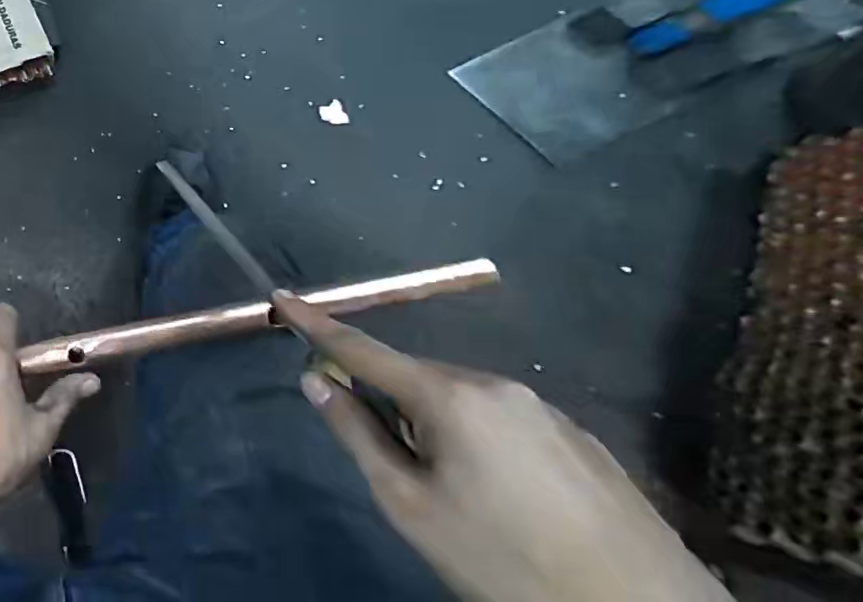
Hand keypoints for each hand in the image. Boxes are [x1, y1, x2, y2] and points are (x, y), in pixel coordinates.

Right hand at [272, 292, 729, 601]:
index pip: (363, 349)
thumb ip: (358, 434)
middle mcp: (495, 384)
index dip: (316, 324)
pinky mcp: (581, 438)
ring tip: (469, 500)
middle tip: (409, 475)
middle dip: (396, 408)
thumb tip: (316, 378)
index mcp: (449, 396)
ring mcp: (544, 408)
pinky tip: (514, 501)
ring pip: (463, 401)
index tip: (281, 298)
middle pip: (417, 380)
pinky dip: (486, 442)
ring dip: (443, 429)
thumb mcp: (412, 507)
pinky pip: (507, 421)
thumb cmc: (507, 563)